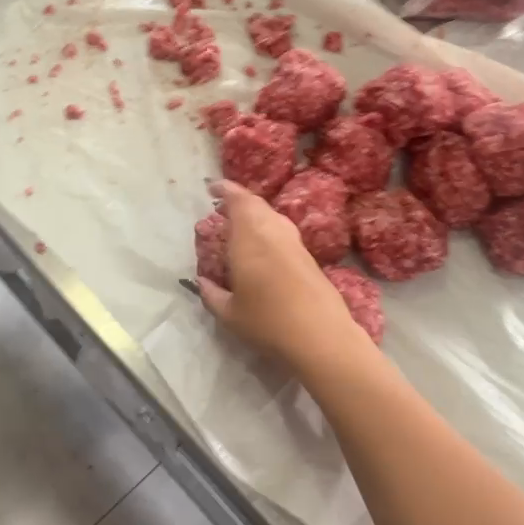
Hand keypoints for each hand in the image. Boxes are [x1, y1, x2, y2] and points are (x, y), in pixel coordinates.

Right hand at [197, 180, 368, 367]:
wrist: (321, 336)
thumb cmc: (268, 322)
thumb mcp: (229, 315)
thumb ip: (212, 295)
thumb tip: (202, 282)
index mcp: (249, 239)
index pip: (238, 201)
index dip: (225, 190)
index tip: (212, 188)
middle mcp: (273, 232)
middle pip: (256, 205)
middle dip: (238, 201)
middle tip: (222, 209)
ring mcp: (294, 243)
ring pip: (272, 217)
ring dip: (255, 215)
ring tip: (240, 228)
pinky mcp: (309, 257)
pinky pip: (283, 232)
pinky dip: (268, 230)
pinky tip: (263, 249)